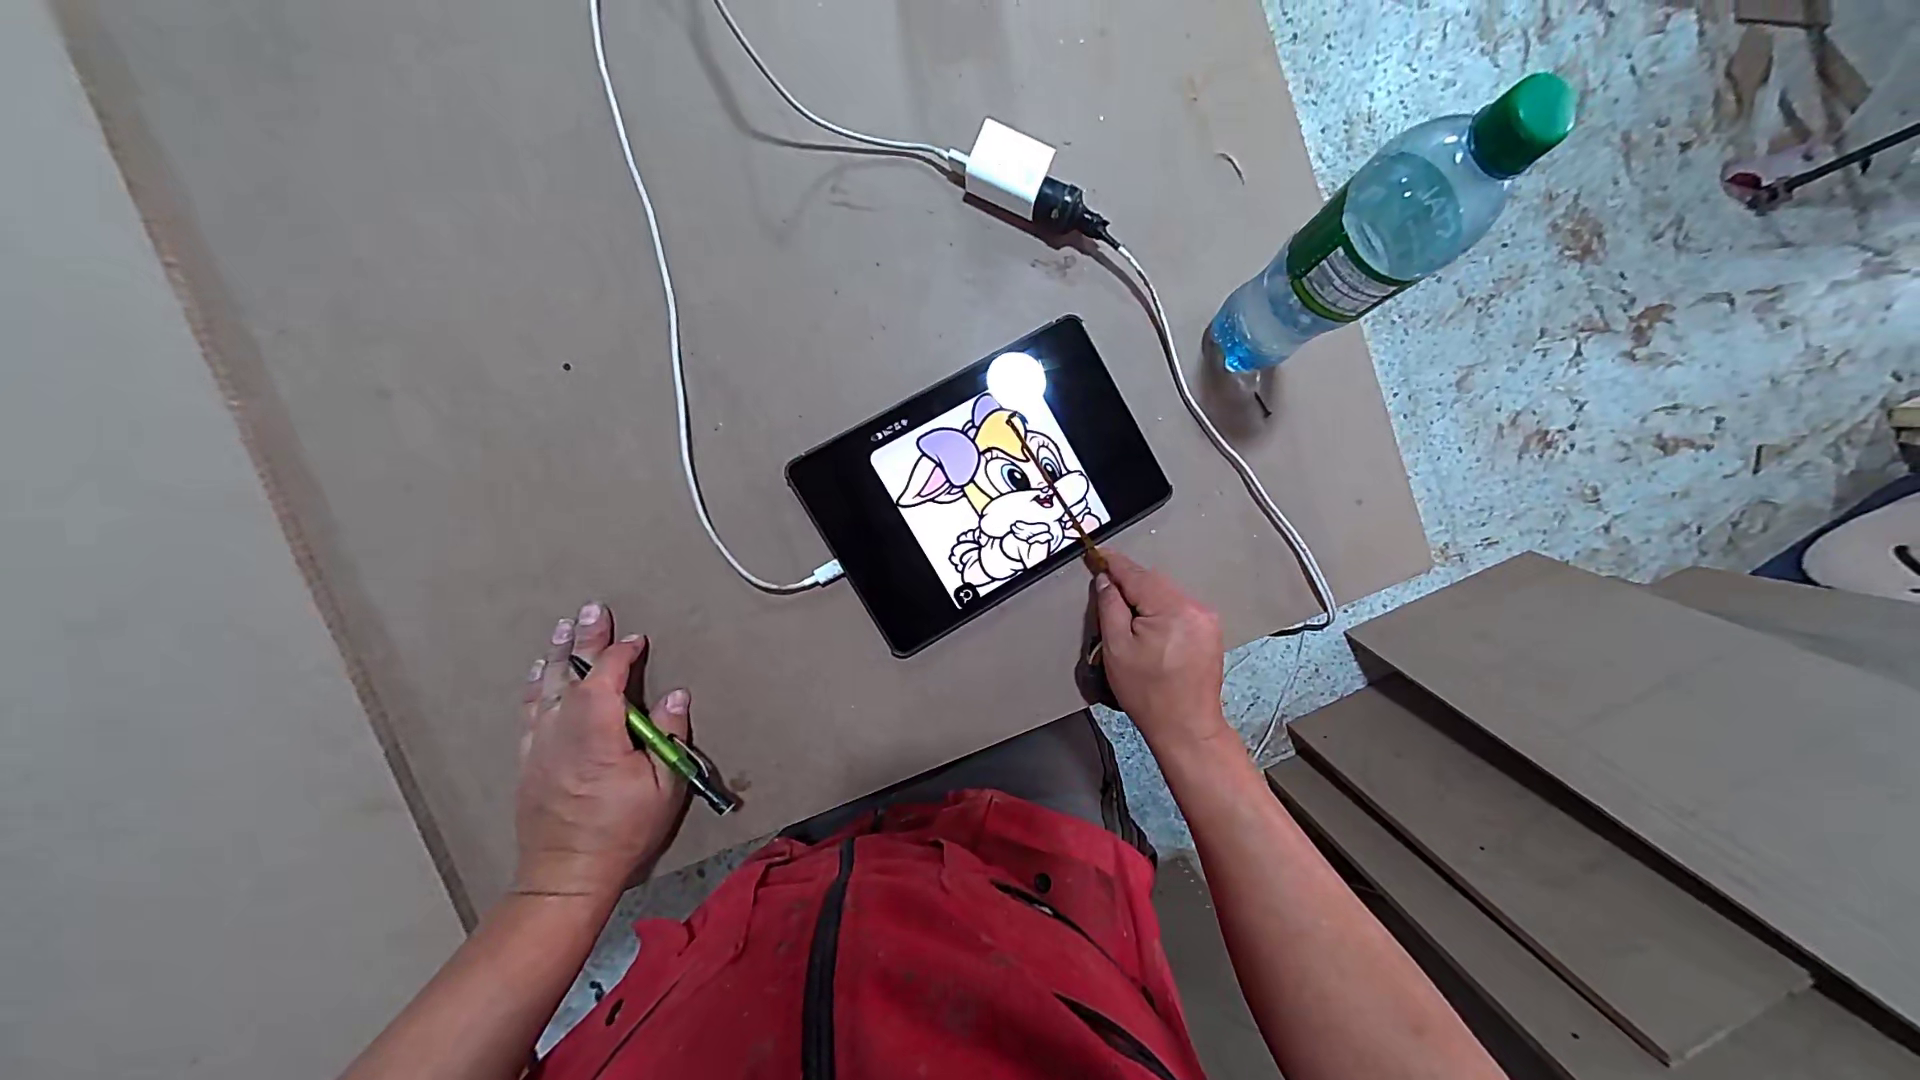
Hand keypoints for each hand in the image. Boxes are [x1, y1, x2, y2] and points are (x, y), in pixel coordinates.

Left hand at [514, 603, 688, 900]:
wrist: (565, 875)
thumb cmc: (622, 832)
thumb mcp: (664, 787)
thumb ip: (670, 735)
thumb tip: (675, 694)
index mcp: (598, 736)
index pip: (607, 679)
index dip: (622, 655)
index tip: (638, 641)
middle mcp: (563, 733)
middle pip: (573, 675)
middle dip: (584, 639)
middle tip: (591, 609)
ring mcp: (540, 745)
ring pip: (547, 688)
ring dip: (558, 655)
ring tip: (563, 628)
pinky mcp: (528, 760)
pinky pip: (530, 711)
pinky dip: (536, 686)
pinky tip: (540, 672)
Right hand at [1091, 552, 1230, 750]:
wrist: (1185, 726)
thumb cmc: (1151, 695)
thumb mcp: (1115, 647)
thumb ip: (1110, 606)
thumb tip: (1106, 581)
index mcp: (1173, 609)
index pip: (1136, 574)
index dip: (1113, 563)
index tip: (1098, 556)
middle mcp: (1195, 609)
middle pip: (1153, 581)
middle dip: (1128, 585)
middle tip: (1105, 596)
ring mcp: (1206, 619)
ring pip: (1165, 593)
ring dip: (1145, 598)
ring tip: (1128, 625)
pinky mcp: (1209, 630)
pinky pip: (1178, 606)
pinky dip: (1160, 609)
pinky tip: (1148, 630)